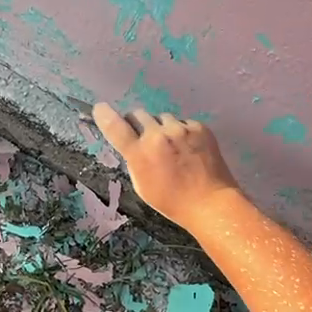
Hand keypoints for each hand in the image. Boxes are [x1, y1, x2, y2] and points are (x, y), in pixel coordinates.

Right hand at [92, 102, 242, 228]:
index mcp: (140, 153)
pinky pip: (182, 122)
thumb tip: (133, 144)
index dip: (105, 115)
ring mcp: (180, 129)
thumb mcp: (142, 186)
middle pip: (138, 115)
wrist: (210, 202)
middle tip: (144, 137)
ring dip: (161, 127)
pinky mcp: (199, 127)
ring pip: (161, 118)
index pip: (115, 126)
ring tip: (172, 147)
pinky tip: (188, 149)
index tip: (100, 109)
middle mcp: (158, 136)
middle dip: (137, 124)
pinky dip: (181, 132)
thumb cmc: (172, 201)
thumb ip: (134, 160)